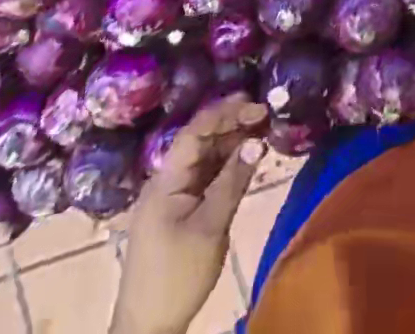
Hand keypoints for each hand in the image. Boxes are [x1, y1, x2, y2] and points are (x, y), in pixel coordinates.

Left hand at [108, 95, 269, 333]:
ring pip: (206, 158)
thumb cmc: (176, 276)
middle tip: (266, 114)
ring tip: (264, 130)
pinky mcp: (182, 213)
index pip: (195, 132)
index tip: (256, 103)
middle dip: (231, 124)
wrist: (147, 328)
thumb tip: (256, 141)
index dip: (224, 113)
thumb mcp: (210, 227)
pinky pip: (207, 177)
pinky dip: (228, 165)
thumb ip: (233, 181)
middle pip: (200, 141)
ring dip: (232, 143)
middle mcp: (168, 181)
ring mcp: (174, 197)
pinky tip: (249, 159)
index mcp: (166, 180)